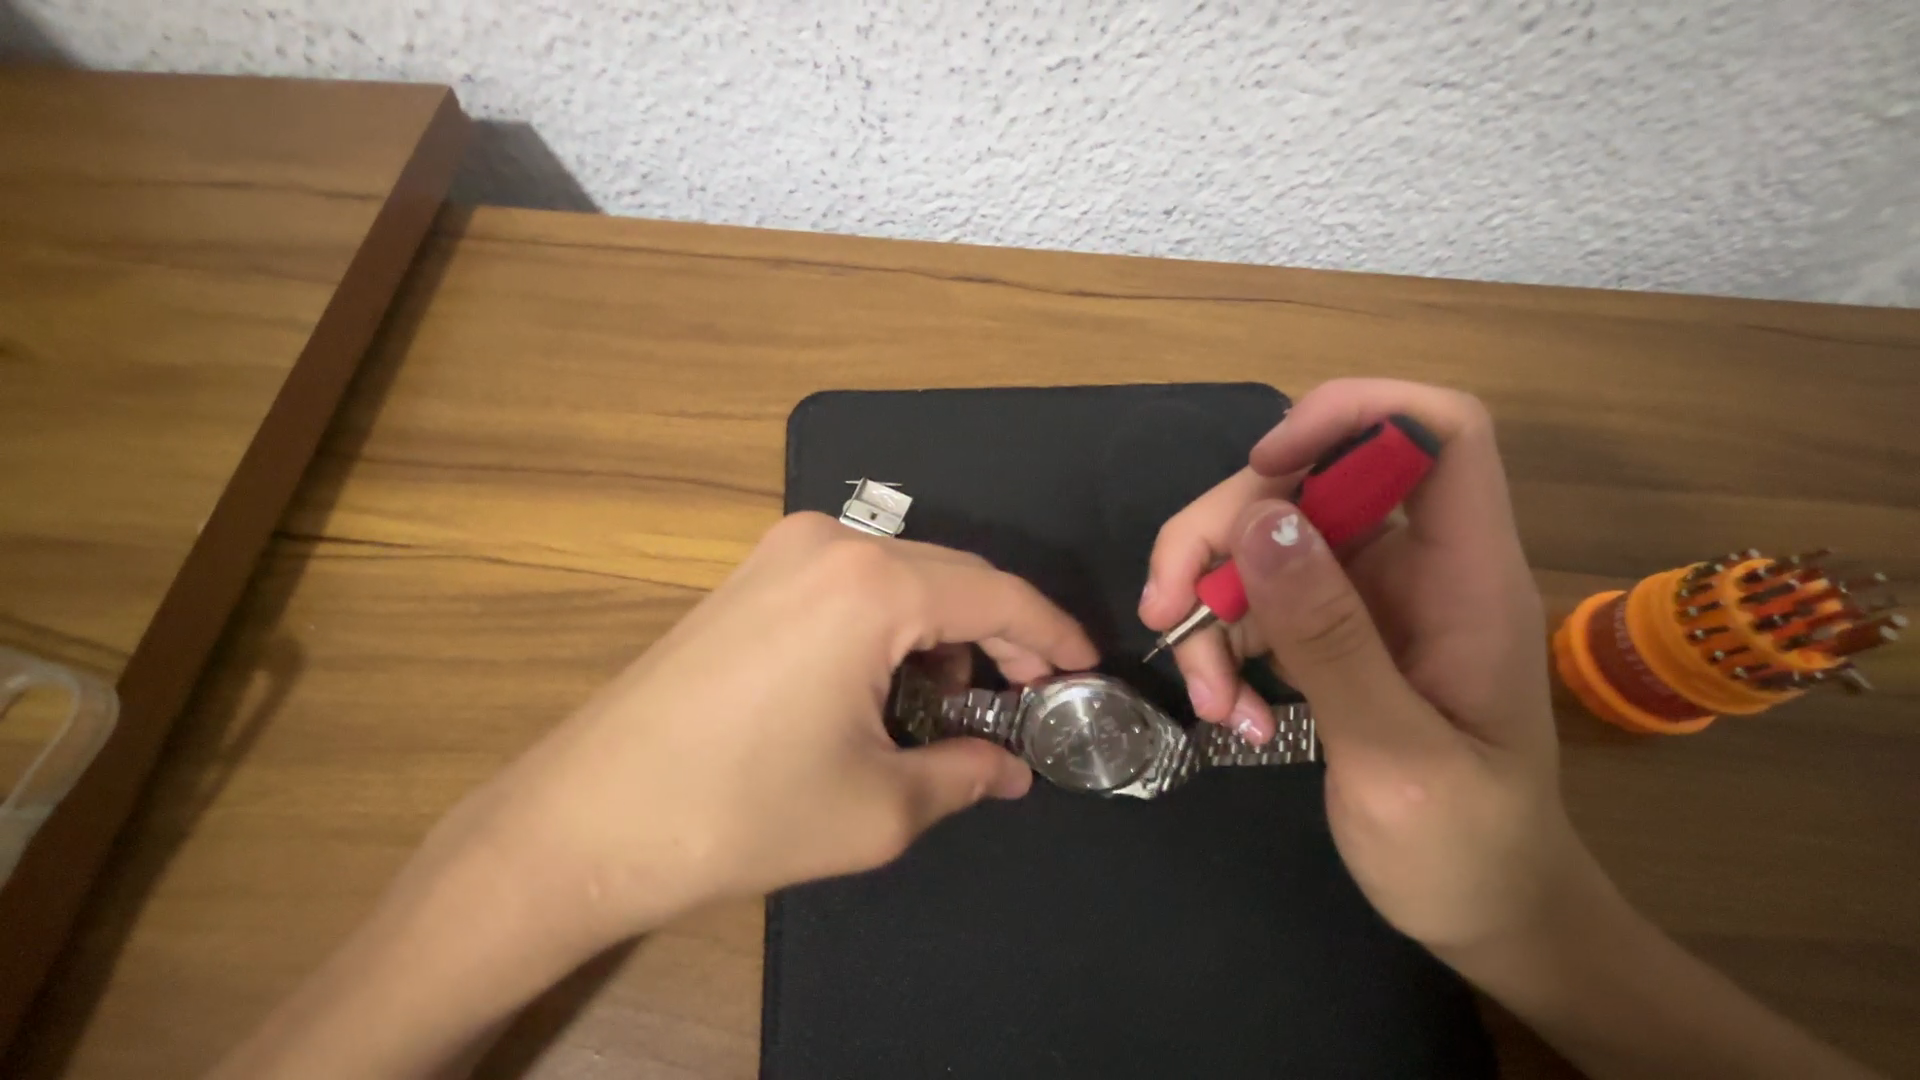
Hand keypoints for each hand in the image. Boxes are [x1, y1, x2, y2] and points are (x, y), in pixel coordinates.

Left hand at [436, 512, 1096, 962]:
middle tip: (1033, 693)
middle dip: (1002, 632)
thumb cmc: (742, 812)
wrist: (586, 819)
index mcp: (872, 585)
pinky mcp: (753, 574)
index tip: (1088, 668)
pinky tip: (889, 677)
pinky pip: (854, 582)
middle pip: (953, 575)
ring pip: (903, 575)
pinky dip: (892, 621)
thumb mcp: (877, 806)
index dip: (1053, 633)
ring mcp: (784, 551)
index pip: (997, 595)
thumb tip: (1013, 767)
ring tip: (956, 696)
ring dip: (944, 627)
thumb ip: (964, 773)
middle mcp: (832, 543)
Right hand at [1141, 378, 1586, 959]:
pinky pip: (1256, 601)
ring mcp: (1367, 599)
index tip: (1262, 468)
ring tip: (1210, 700)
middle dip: (1221, 537)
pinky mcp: (1332, 632)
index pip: (1435, 431)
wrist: (1487, 916)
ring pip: (1262, 543)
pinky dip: (1223, 645)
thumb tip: (1262, 520)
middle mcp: (1413, 567)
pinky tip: (1230, 711)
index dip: (1348, 416)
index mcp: (1465, 577)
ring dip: (1209, 608)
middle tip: (1166, 611)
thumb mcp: (1396, 756)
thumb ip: (1331, 637)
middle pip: (1305, 484)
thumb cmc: (1468, 850)